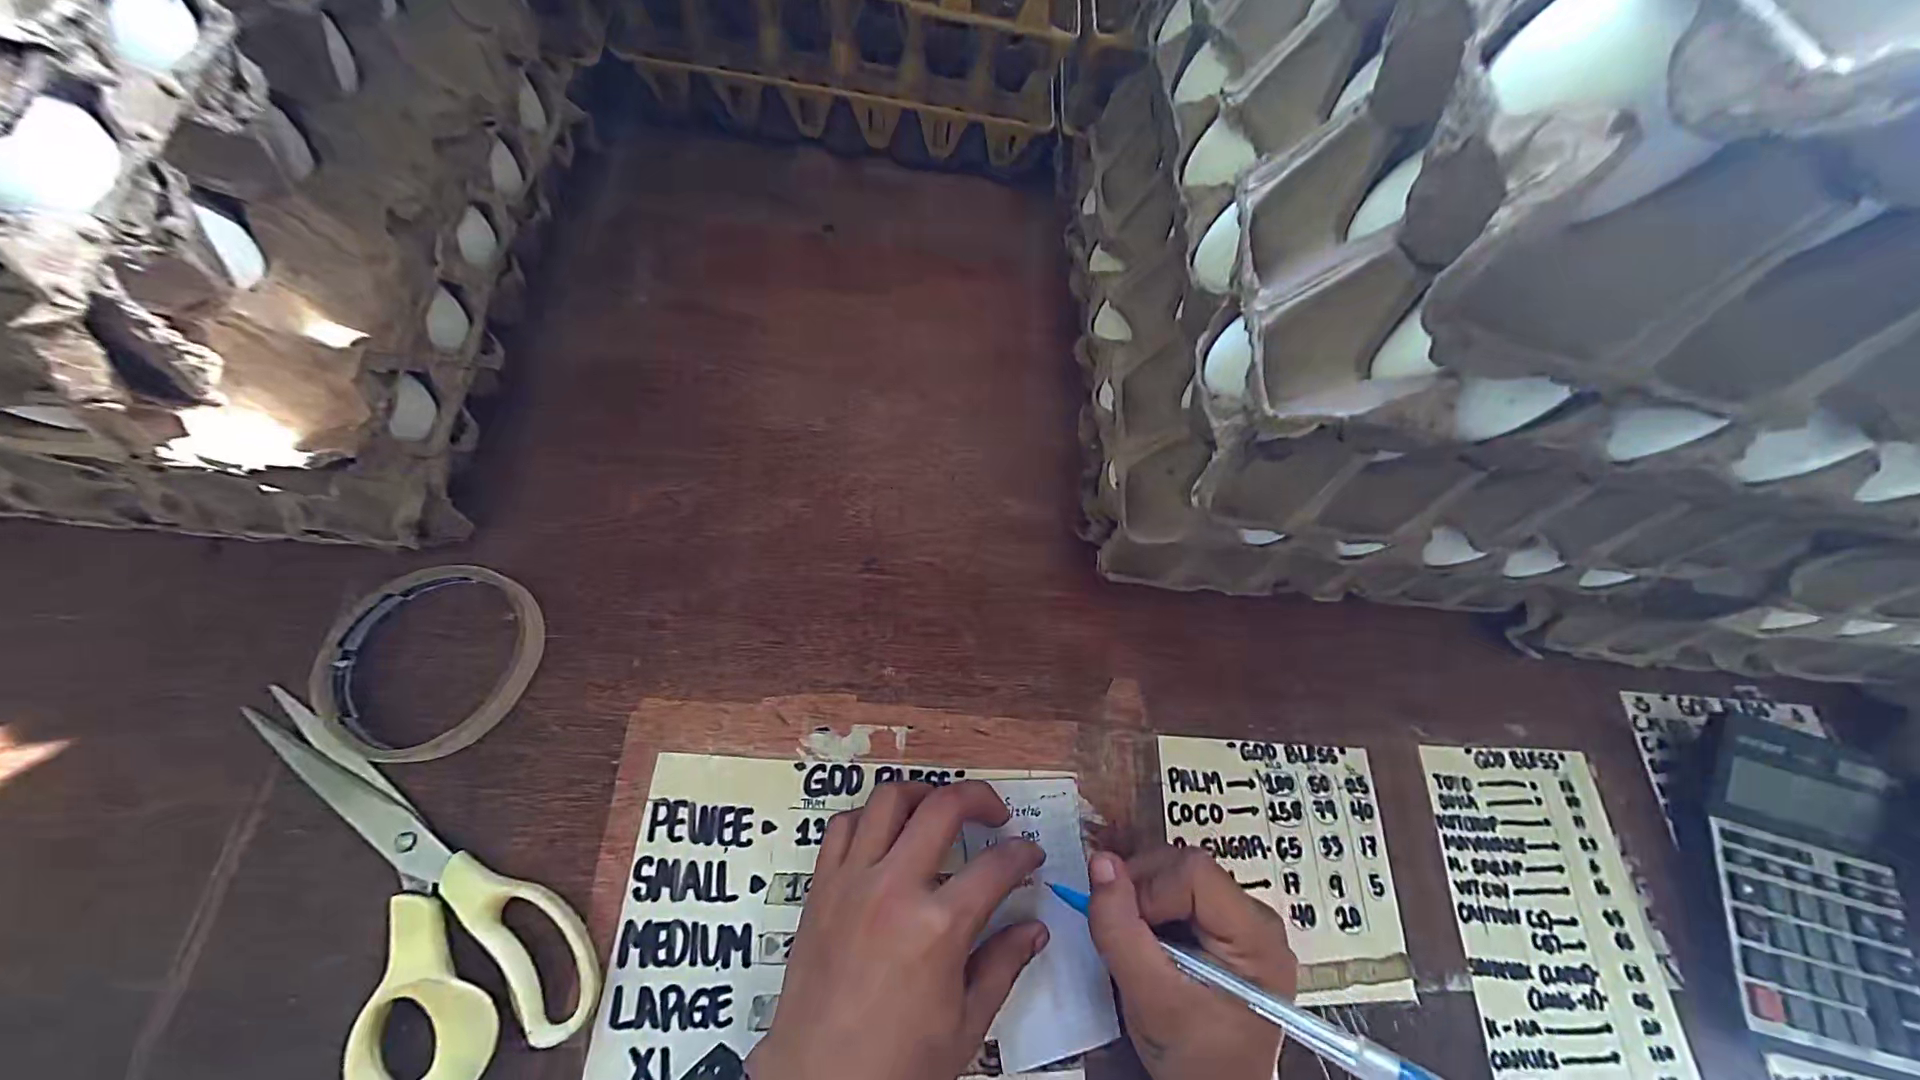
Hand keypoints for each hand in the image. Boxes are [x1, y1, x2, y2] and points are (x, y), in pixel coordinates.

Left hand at [746, 781, 1048, 1079]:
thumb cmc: (895, 1065)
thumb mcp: (966, 1025)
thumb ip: (1003, 965)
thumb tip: (1034, 929)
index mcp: (938, 928)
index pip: (997, 866)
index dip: (1023, 854)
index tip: (1028, 855)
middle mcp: (894, 890)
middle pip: (944, 807)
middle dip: (980, 797)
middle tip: (993, 812)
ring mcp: (853, 882)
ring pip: (888, 800)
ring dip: (922, 794)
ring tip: (939, 808)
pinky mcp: (821, 887)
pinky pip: (842, 826)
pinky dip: (867, 817)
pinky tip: (884, 833)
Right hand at [1086, 846, 1295, 1079]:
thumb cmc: (1194, 1060)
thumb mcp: (1150, 999)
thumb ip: (1120, 929)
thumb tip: (1101, 862)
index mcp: (1256, 935)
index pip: (1193, 872)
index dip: (1150, 888)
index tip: (1128, 927)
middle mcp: (1255, 918)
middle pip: (1184, 866)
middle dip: (1142, 890)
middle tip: (1125, 934)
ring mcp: (1240, 922)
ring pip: (1176, 874)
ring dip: (1143, 899)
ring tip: (1138, 944)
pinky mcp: (1222, 928)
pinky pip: (1177, 892)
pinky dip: (1150, 908)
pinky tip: (1148, 943)